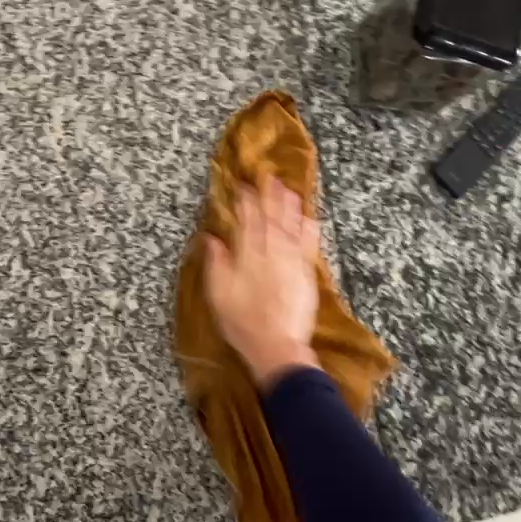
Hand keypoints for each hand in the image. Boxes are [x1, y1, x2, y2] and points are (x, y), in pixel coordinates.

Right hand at [203, 178, 320, 391]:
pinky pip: (309, 242)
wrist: (276, 345)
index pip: (247, 219)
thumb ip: (216, 262)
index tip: (243, 185)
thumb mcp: (218, 293)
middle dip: (269, 194)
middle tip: (269, 176)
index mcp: (247, 254)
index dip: (246, 199)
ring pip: (291, 224)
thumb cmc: (242, 322)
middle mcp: (271, 251)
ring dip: (289, 204)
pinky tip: (309, 217)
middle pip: (271, 216)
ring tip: (288, 188)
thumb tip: (211, 237)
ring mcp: (292, 260)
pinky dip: (308, 226)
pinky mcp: (306, 271)